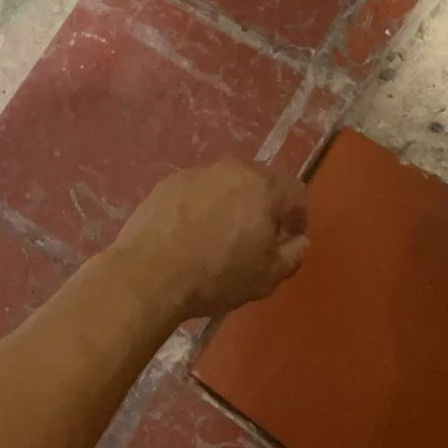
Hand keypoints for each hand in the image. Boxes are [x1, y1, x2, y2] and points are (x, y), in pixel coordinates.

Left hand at [107, 160, 309, 320]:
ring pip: (226, 185)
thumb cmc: (217, 276)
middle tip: (256, 237)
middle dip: (264, 206)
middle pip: (260, 182)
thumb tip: (298, 241)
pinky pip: (197, 192)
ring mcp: (198, 173)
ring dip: (230, 204)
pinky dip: (200, 207)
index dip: (298, 215)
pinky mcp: (168, 183)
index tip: (290, 237)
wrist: (149, 274)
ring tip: (218, 236)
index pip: (295, 191)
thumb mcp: (267, 277)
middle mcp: (233, 170)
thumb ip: (292, 255)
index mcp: (264, 188)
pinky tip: (189, 234)